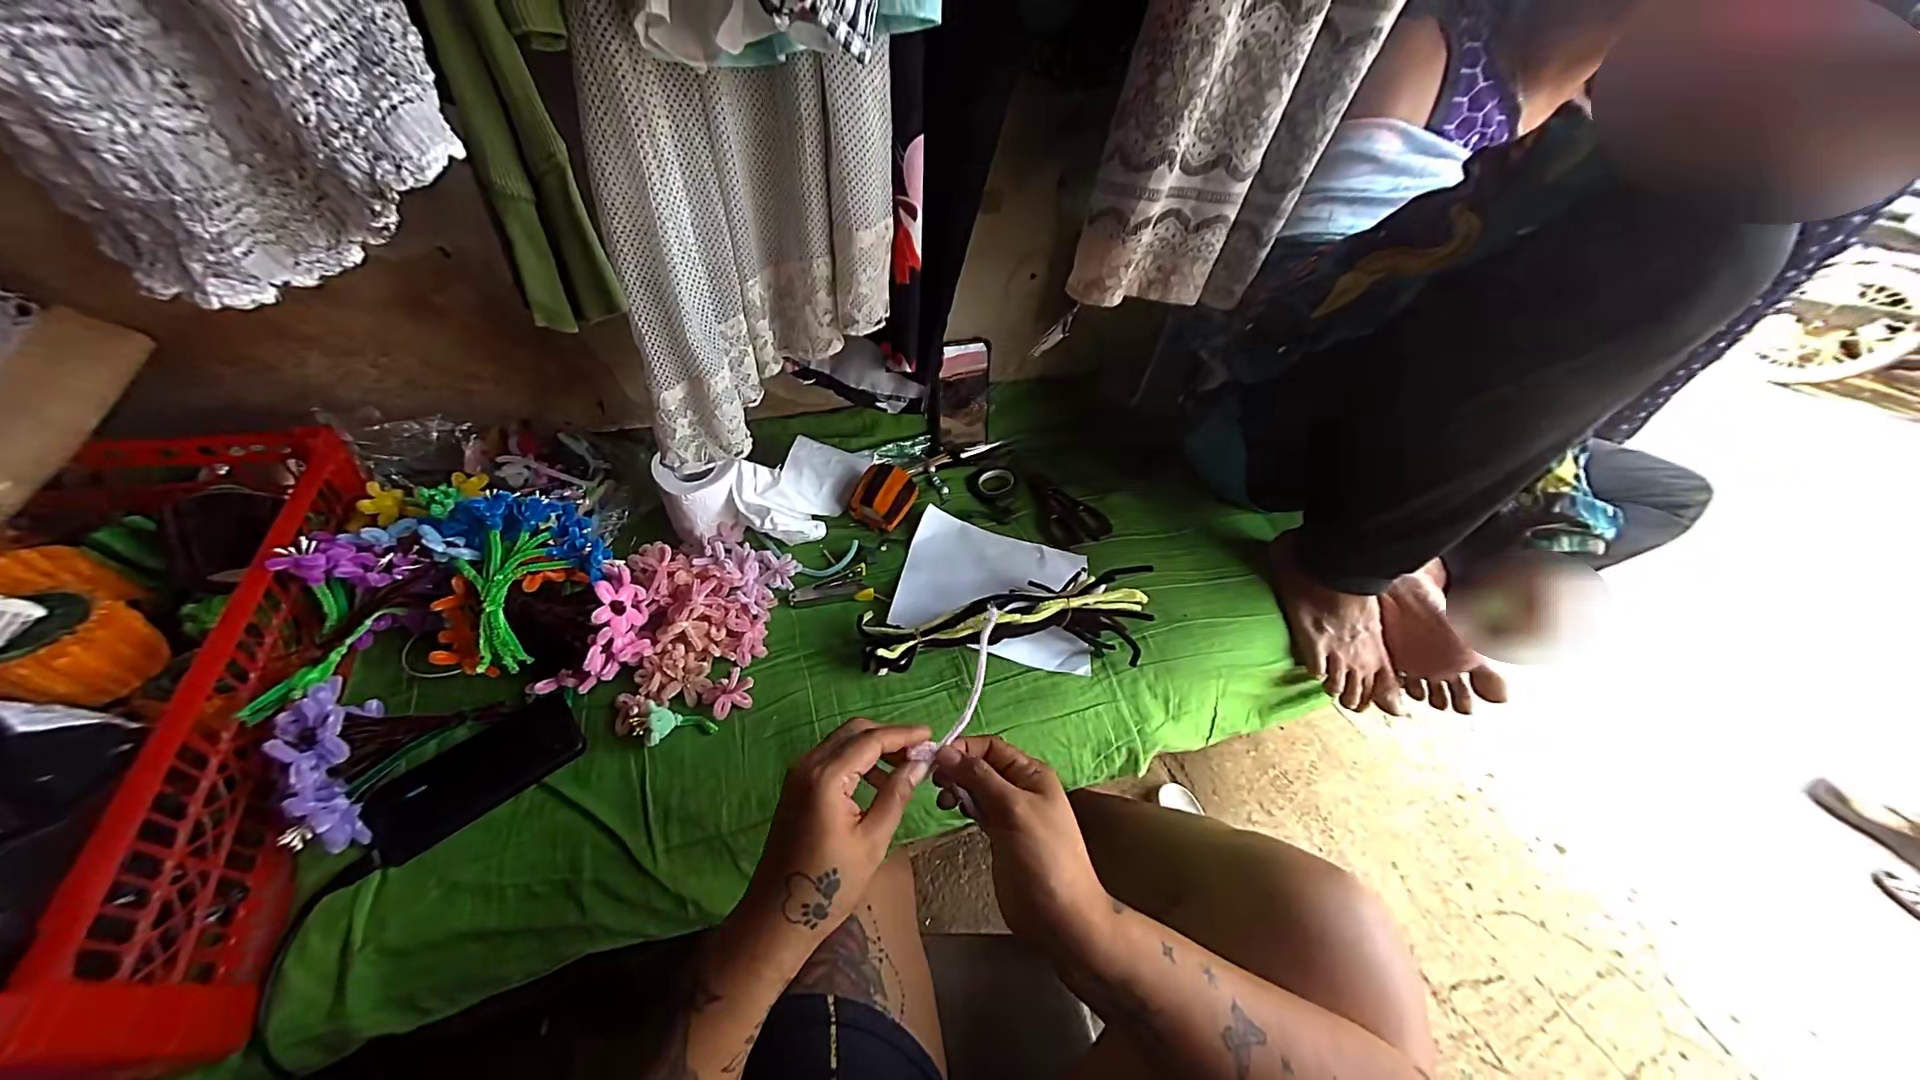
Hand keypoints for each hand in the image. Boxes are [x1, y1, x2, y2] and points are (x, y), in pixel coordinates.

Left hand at [739, 718, 931, 941]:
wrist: (777, 915)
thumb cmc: (829, 884)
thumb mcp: (873, 840)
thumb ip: (896, 794)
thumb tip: (919, 763)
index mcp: (826, 777)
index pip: (871, 739)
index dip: (904, 735)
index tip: (931, 736)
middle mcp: (808, 765)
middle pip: (855, 731)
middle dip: (889, 736)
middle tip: (919, 751)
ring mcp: (798, 774)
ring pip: (843, 741)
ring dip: (874, 746)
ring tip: (904, 768)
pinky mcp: (796, 785)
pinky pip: (832, 757)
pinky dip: (857, 759)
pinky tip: (878, 782)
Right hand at [931, 736, 1110, 950]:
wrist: (1060, 915)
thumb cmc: (1043, 855)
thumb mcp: (1014, 808)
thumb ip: (980, 778)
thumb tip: (945, 752)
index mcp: (1031, 773)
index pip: (992, 747)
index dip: (964, 748)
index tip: (935, 758)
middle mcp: (1020, 787)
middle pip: (981, 765)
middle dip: (957, 767)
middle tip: (935, 781)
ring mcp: (1009, 811)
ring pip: (976, 786)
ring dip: (957, 786)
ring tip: (943, 800)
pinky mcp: (998, 834)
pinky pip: (976, 808)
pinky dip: (961, 804)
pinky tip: (951, 809)